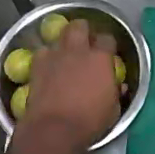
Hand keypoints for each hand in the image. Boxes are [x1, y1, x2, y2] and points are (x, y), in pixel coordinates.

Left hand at [11, 19, 119, 153]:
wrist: (54, 127)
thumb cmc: (89, 121)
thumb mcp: (113, 110)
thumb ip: (115, 92)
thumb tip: (117, 85)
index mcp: (100, 58)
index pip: (107, 38)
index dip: (107, 43)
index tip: (107, 50)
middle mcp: (77, 50)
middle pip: (79, 26)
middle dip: (83, 30)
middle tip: (84, 41)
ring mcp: (55, 54)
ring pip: (59, 36)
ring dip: (64, 41)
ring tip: (65, 52)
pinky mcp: (37, 63)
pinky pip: (42, 51)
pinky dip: (46, 55)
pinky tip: (48, 65)